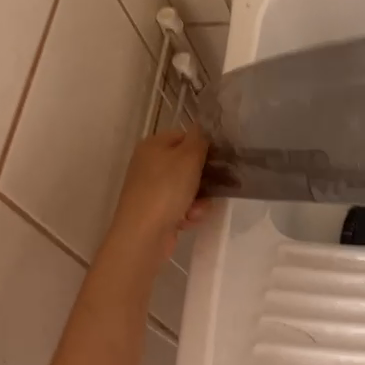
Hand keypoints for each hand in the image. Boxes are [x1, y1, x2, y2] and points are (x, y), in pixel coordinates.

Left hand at [100, 128, 211, 266]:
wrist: (143, 235)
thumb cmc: (166, 189)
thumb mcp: (189, 156)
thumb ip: (199, 139)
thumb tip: (200, 129)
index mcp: (153, 145)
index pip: (185, 136)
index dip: (204, 146)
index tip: (221, 158)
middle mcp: (150, 164)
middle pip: (188, 164)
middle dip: (204, 178)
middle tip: (217, 185)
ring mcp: (152, 188)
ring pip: (188, 187)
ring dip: (199, 199)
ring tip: (196, 210)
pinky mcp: (156, 210)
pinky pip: (181, 206)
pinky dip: (188, 213)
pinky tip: (188, 220)